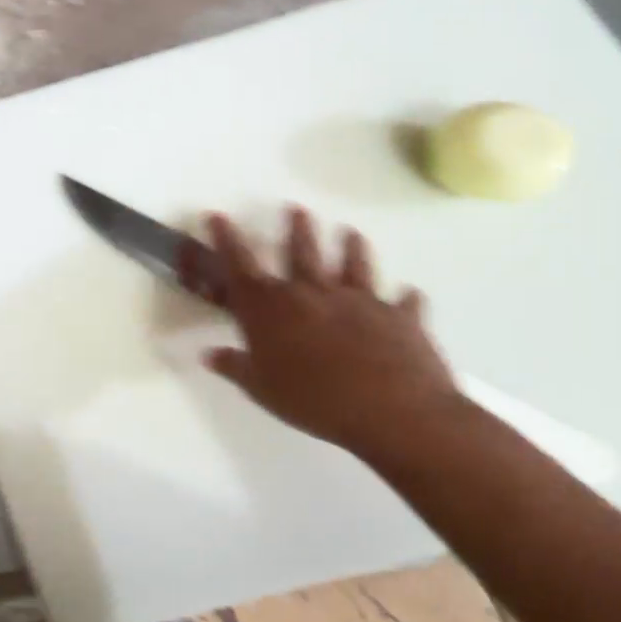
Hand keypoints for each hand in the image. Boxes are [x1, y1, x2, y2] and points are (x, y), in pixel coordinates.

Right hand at [190, 208, 463, 458]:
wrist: (396, 413)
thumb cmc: (314, 400)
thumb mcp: (261, 389)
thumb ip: (235, 367)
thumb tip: (208, 355)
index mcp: (268, 308)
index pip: (238, 263)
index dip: (225, 237)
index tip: (216, 215)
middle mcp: (310, 294)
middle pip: (301, 252)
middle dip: (296, 228)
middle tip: (296, 208)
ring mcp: (359, 302)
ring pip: (353, 265)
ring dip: (351, 247)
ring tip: (350, 232)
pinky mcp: (400, 319)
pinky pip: (406, 303)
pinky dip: (407, 298)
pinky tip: (411, 293)